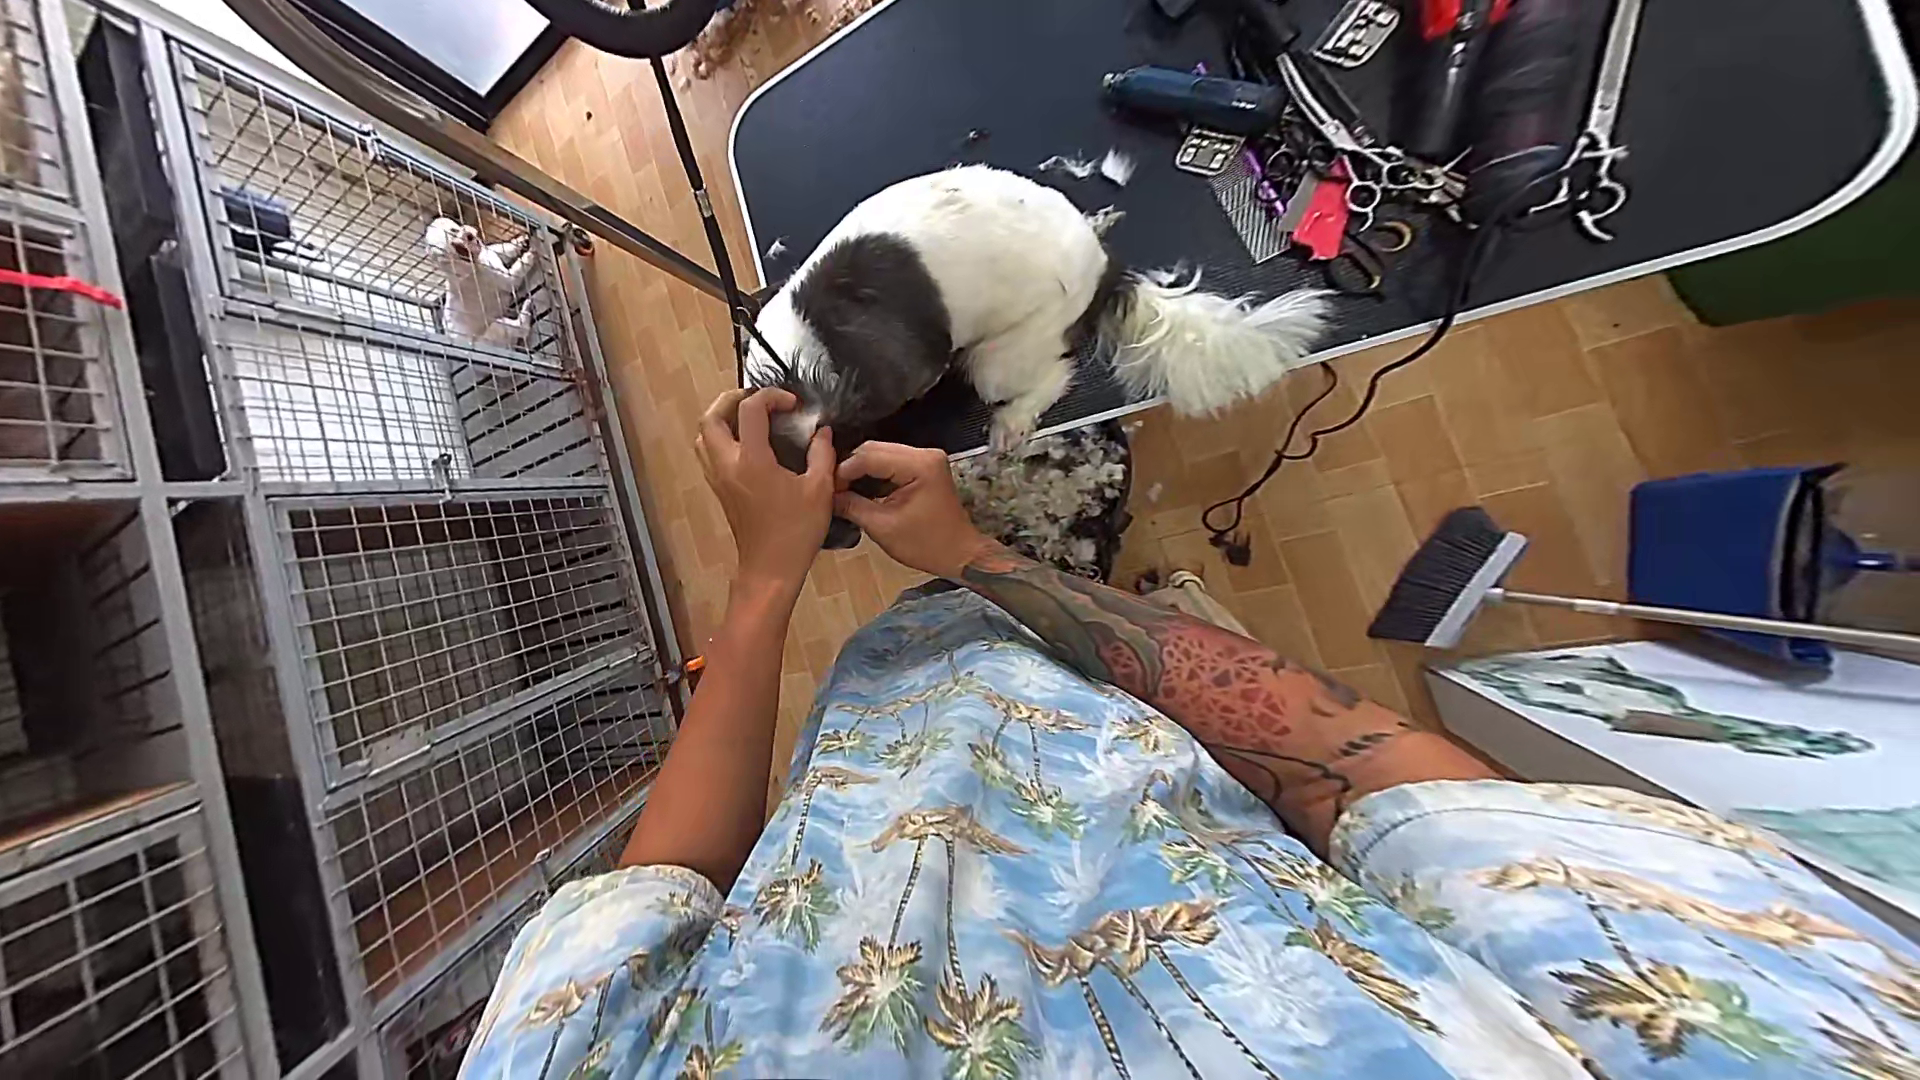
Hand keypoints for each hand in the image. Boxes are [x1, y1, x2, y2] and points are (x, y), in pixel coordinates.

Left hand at [696, 388, 834, 595]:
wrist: (771, 567)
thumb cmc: (797, 530)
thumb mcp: (820, 489)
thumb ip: (822, 454)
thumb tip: (822, 432)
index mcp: (752, 460)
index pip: (750, 409)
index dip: (771, 396)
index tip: (792, 404)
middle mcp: (728, 464)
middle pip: (712, 416)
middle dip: (733, 399)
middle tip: (760, 400)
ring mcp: (718, 477)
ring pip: (704, 434)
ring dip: (722, 418)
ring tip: (750, 418)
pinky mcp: (719, 489)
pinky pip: (708, 452)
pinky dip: (722, 437)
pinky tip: (748, 444)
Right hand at [834, 442, 994, 577]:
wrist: (959, 553)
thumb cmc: (926, 545)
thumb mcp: (883, 527)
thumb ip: (852, 506)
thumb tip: (826, 495)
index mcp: (919, 465)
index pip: (869, 456)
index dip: (843, 471)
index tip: (827, 489)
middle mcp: (925, 453)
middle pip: (874, 449)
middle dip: (850, 468)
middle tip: (832, 489)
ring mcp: (926, 458)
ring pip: (881, 454)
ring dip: (860, 470)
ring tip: (842, 489)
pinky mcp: (924, 466)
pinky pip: (892, 462)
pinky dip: (874, 473)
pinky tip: (859, 488)